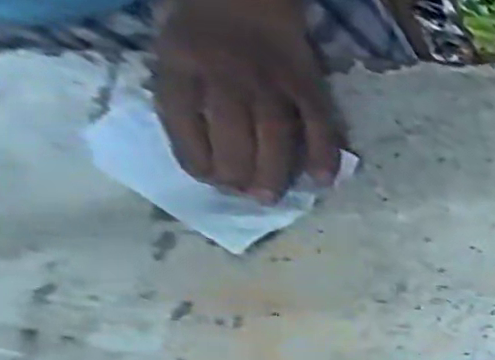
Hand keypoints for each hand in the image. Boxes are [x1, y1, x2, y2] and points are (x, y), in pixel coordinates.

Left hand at [152, 0, 343, 201]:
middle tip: (243, 195)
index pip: (179, 114)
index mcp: (181, 58)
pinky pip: (319, 127)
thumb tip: (205, 152)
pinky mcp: (309, 89)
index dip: (191, 153)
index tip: (205, 178)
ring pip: (274, 135)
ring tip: (270, 197)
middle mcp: (226, 72)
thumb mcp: (172, 47)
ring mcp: (272, 83)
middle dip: (235, 170)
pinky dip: (323, 156)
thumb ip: (184, 93)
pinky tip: (321, 180)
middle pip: (231, 130)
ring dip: (273, 172)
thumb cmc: (204, 27)